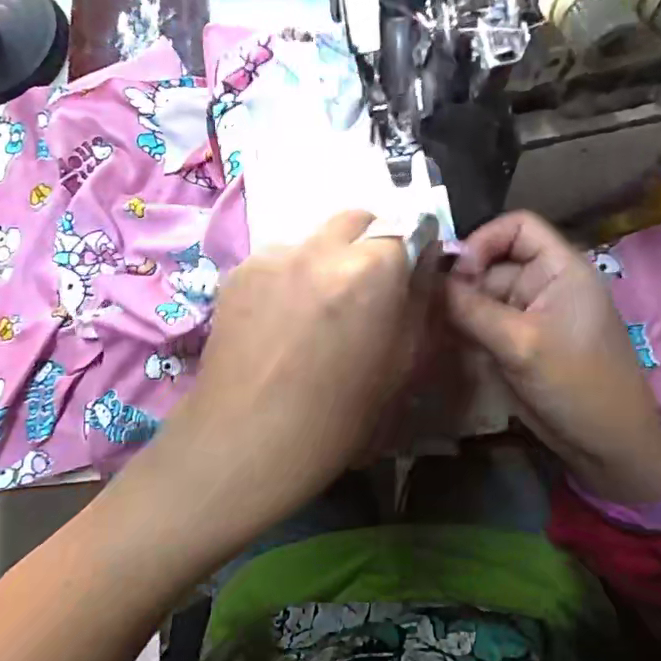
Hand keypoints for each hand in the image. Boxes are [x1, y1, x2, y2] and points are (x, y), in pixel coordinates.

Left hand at [153, 210, 423, 534]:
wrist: (245, 440)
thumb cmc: (336, 418)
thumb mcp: (399, 366)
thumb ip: (416, 304)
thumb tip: (422, 267)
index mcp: (372, 270)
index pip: (406, 229)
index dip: (408, 253)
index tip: (404, 278)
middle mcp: (321, 248)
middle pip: (357, 220)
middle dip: (369, 243)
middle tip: (364, 289)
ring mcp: (273, 256)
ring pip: (313, 239)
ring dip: (325, 260)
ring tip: (314, 310)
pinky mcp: (238, 272)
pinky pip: (277, 260)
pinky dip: (288, 277)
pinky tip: (279, 321)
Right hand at [445, 211, 660, 504]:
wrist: (605, 444)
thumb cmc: (576, 384)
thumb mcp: (521, 343)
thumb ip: (472, 309)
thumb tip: (429, 281)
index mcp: (560, 269)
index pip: (517, 227)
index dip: (483, 239)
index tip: (457, 272)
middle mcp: (543, 284)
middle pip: (492, 263)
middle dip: (462, 280)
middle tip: (431, 305)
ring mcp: (528, 315)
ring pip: (482, 295)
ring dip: (457, 306)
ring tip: (430, 322)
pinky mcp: (516, 343)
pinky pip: (483, 323)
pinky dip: (463, 327)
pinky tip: (441, 337)